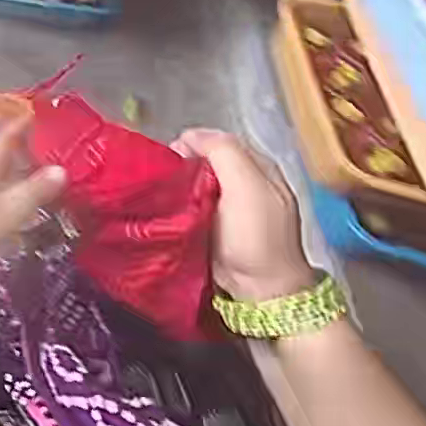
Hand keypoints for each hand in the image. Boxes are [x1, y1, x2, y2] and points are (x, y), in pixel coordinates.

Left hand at [0, 116, 65, 296]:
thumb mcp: (7, 213)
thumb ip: (34, 191)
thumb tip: (61, 169)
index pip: (9, 130)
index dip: (26, 117)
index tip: (46, 106)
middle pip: (6, 147)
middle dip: (30, 141)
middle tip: (59, 139)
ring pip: (3, 167)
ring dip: (25, 164)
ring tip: (52, 167)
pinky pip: (0, 185)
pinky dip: (17, 184)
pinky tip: (30, 197)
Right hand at [171, 129, 314, 301]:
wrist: (261, 289)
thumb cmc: (255, 235)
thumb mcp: (246, 186)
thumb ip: (222, 152)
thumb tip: (188, 136)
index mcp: (258, 166)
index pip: (218, 140)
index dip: (194, 143)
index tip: (172, 158)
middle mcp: (245, 180)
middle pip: (205, 159)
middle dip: (184, 163)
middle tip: (167, 178)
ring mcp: (230, 203)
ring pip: (196, 180)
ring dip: (179, 183)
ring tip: (164, 192)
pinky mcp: (214, 223)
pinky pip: (191, 201)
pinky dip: (178, 200)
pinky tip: (169, 206)